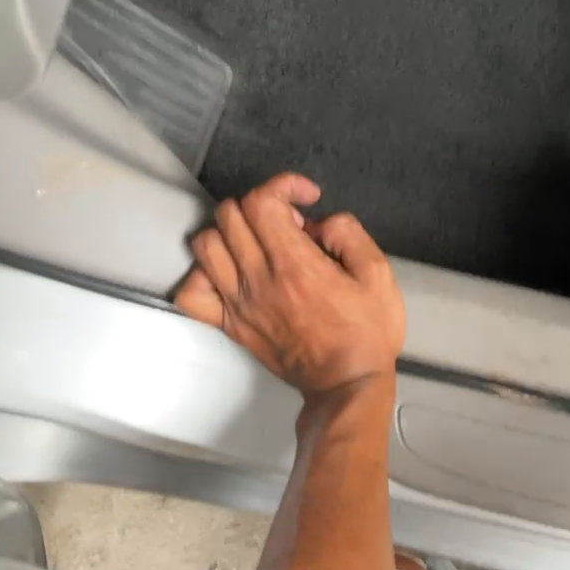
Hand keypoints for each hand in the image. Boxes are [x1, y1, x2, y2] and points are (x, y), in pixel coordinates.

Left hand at [175, 173, 405, 399]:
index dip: (284, 186)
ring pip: (205, 244)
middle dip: (262, 206)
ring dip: (232, 232)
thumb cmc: (368, 330)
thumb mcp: (379, 274)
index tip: (309, 199)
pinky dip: (202, 274)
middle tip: (291, 226)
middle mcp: (257, 278)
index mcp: (294, 263)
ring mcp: (237, 303)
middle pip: (230, 215)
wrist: (347, 383)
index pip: (262, 201)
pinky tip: (230, 273)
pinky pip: (190, 293)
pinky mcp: (229, 325)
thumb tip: (319, 223)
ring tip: (261, 244)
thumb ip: (349, 234)